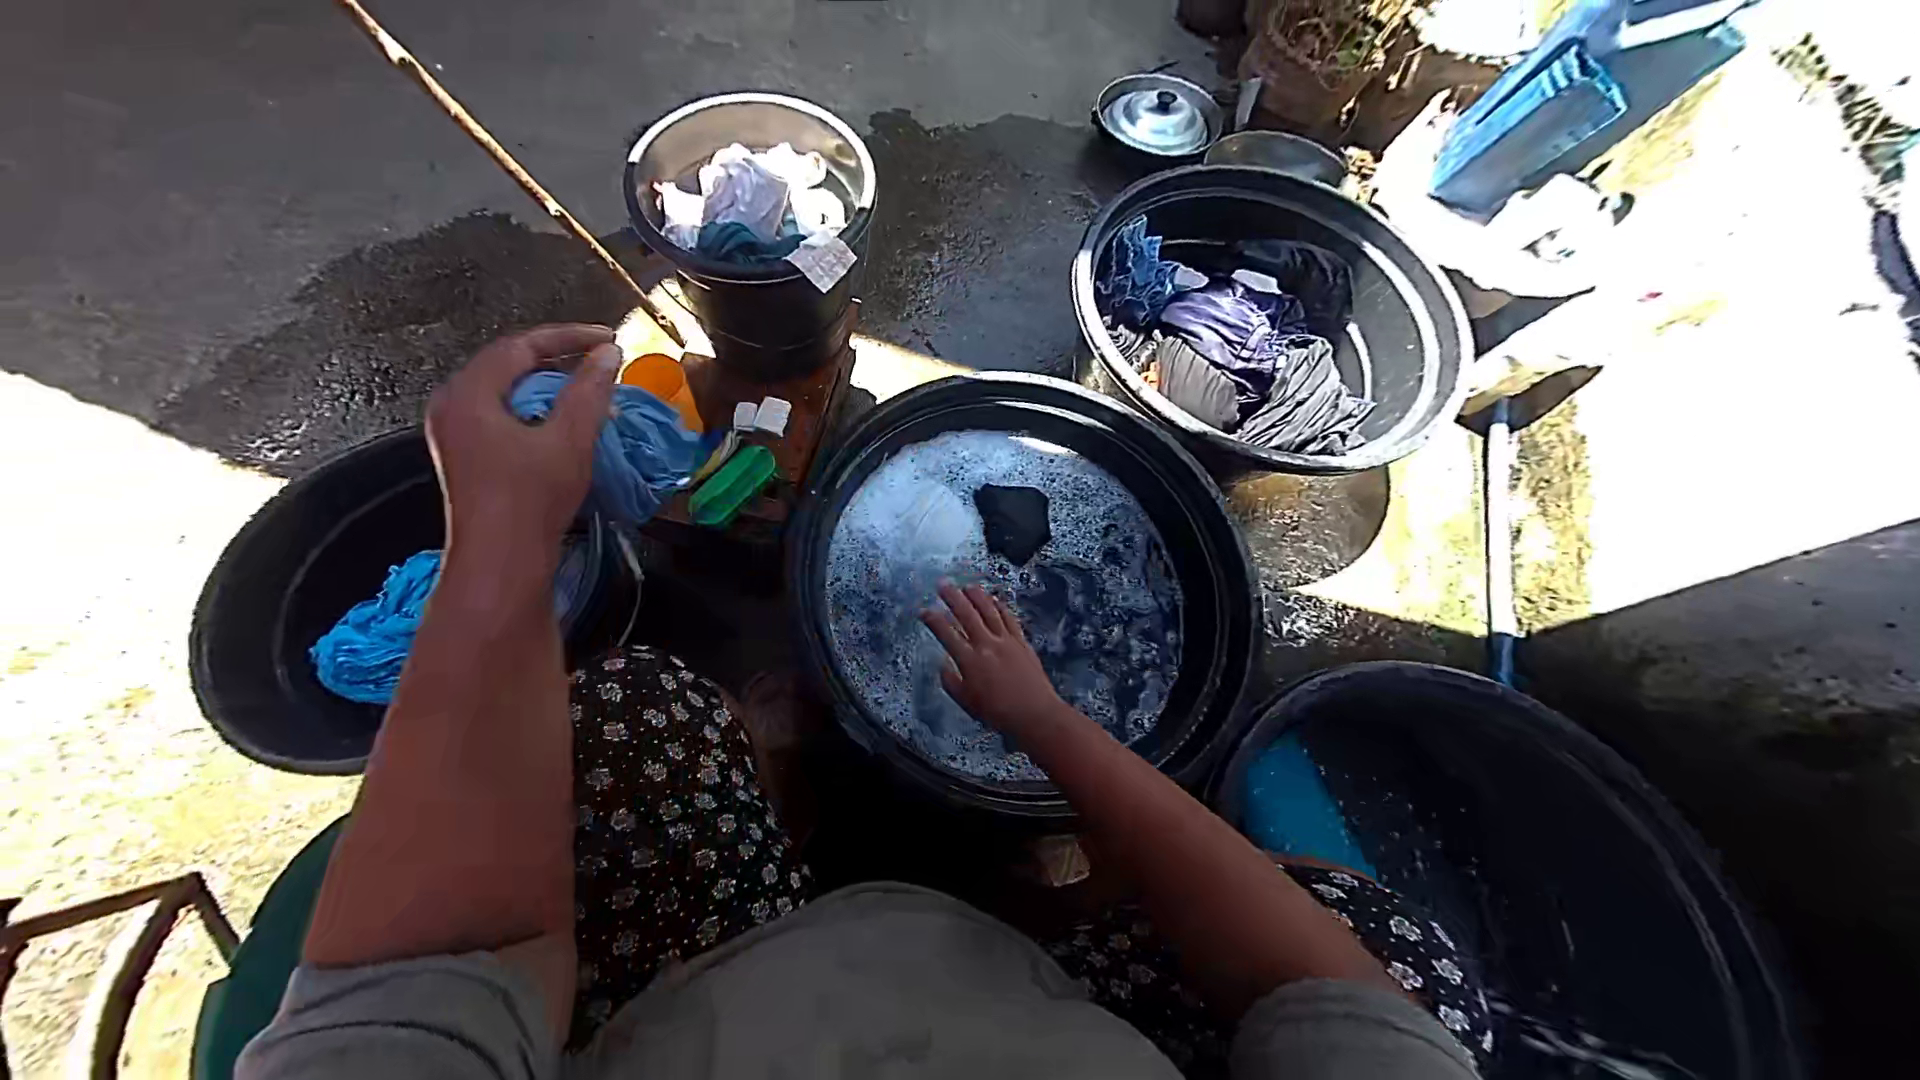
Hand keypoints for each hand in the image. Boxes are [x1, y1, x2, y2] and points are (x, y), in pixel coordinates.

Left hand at [426, 324, 619, 557]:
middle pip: (508, 365)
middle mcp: (452, 405)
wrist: (502, 557)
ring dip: (550, 385)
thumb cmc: (531, 498)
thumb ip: (588, 392)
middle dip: (558, 358)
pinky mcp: (468, 455)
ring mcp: (456, 432)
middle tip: (599, 359)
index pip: (519, 346)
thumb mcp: (568, 439)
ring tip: (589, 388)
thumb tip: (608, 355)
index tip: (607, 338)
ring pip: (507, 391)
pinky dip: (537, 408)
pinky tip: (564, 421)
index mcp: (468, 394)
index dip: (567, 336)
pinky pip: (503, 414)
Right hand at [920, 583, 1067, 734]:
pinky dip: (1000, 606)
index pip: (946, 634)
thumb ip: (950, 681)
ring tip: (967, 585)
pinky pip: (1009, 618)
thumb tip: (944, 664)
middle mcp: (986, 644)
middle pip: (966, 614)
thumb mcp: (965, 702)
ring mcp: (1006, 640)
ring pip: (989, 611)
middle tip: (943, 584)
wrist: (1034, 713)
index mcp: (969, 660)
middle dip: (952, 597)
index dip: (933, 620)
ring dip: (976, 595)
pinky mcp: (1021, 641)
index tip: (924, 610)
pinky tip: (994, 600)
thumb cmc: (997, 712)